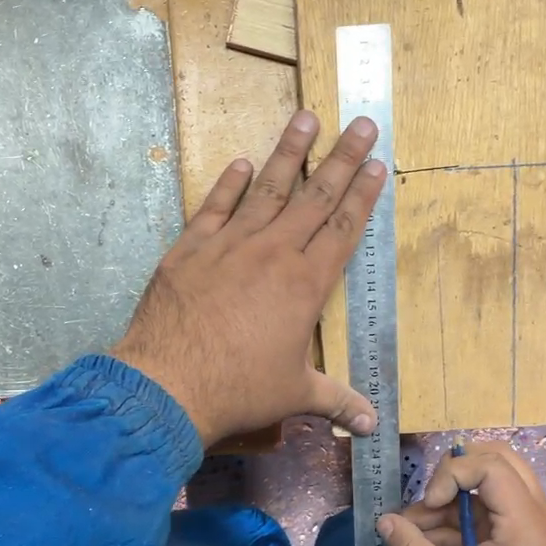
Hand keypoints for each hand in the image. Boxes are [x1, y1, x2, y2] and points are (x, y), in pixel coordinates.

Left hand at [111, 111, 385, 445]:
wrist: (169, 383)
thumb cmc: (239, 390)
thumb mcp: (293, 395)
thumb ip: (335, 402)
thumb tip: (370, 426)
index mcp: (304, 285)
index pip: (342, 231)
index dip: (361, 197)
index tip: (376, 166)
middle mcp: (272, 254)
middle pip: (314, 198)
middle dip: (341, 159)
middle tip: (362, 123)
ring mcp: (229, 246)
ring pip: (267, 191)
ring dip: (288, 154)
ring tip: (306, 119)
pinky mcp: (190, 250)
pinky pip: (214, 208)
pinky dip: (228, 185)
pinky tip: (240, 163)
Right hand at [378, 442, 545, 545]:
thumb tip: (384, 522)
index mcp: (526, 524)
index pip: (488, 465)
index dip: (450, 475)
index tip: (427, 506)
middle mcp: (539, 515)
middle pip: (498, 460)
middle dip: (455, 475)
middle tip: (427, 502)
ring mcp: (537, 528)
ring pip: (495, 485)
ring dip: (454, 500)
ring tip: (416, 533)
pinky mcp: (529, 542)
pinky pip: (495, 511)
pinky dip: (463, 519)